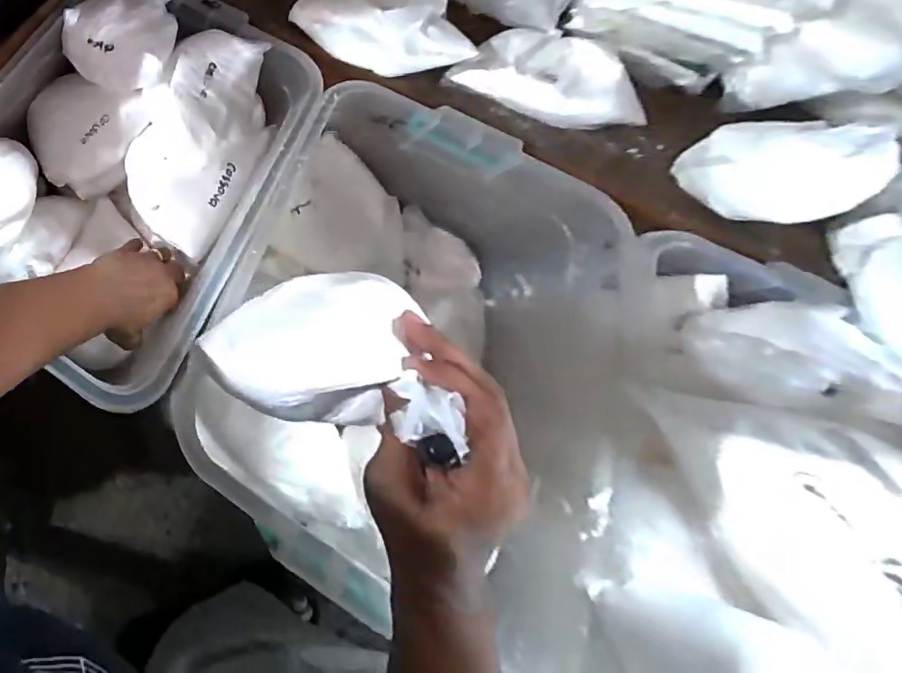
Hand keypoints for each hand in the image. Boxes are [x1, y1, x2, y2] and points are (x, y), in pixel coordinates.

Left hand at [83, 240, 186, 340]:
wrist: (97, 295)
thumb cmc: (118, 319)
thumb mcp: (131, 338)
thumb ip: (137, 337)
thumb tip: (135, 339)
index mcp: (169, 295)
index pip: (181, 293)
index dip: (176, 294)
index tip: (170, 298)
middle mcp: (162, 273)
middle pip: (176, 268)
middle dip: (173, 272)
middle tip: (165, 279)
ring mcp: (145, 258)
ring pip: (160, 252)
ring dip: (157, 258)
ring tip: (150, 264)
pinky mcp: (127, 250)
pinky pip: (136, 244)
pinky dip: (136, 247)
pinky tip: (132, 251)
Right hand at [364, 314, 528, 586]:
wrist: (438, 579)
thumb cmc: (411, 537)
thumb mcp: (390, 485)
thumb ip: (396, 433)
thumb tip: (397, 384)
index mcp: (493, 479)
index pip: (485, 408)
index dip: (449, 375)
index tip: (408, 358)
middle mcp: (512, 467)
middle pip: (489, 394)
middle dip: (447, 353)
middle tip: (408, 322)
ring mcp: (508, 464)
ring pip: (486, 398)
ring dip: (449, 362)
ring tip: (412, 333)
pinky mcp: (495, 460)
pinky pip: (478, 411)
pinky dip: (452, 383)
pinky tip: (426, 365)